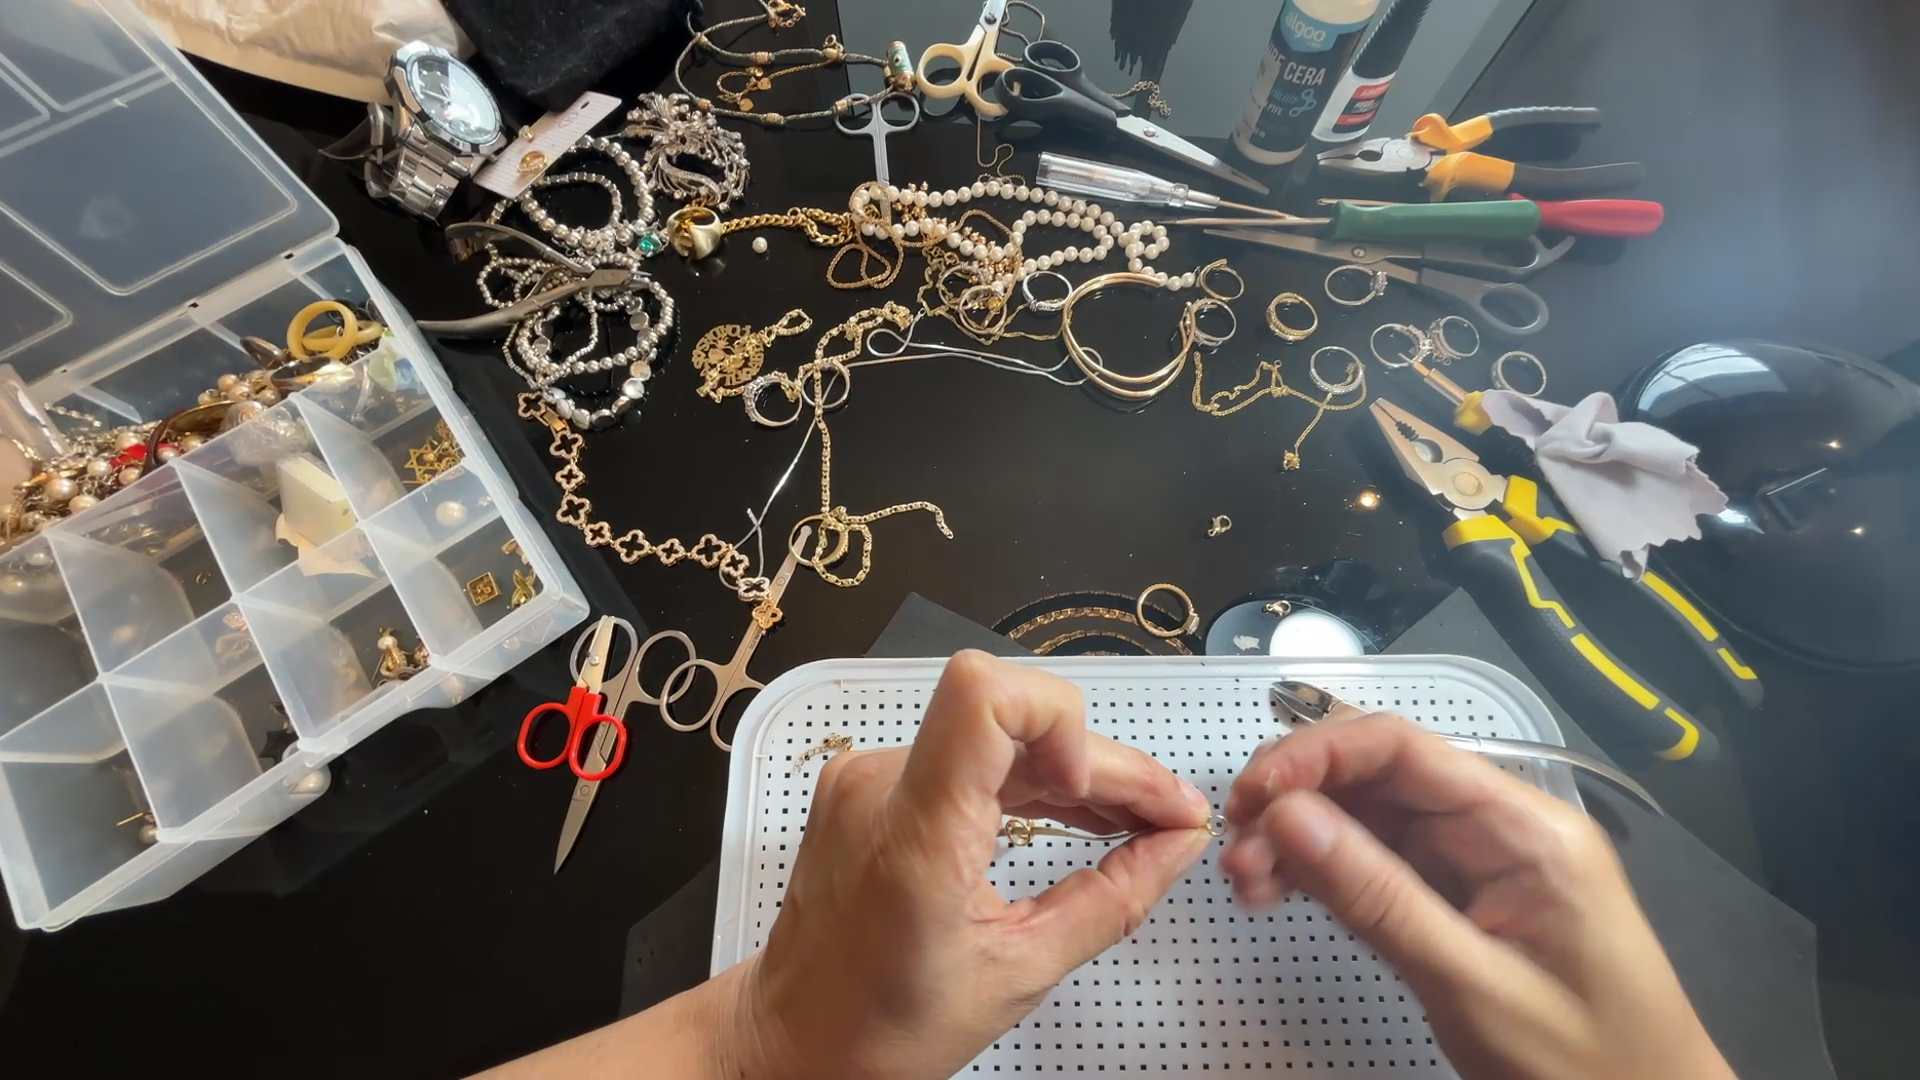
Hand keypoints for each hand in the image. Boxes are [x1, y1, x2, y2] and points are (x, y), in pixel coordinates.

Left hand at [731, 650, 1215, 1079]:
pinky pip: (973, 756)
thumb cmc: (881, 1023)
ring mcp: (877, 773)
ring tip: (1139, 816)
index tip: (1088, 784)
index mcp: (916, 832)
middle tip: (1169, 814)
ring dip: (1077, 767)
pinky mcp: (882, 780)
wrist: (792, 1034)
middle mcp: (885, 780)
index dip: (1057, 717)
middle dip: (1105, 761)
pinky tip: (1081, 810)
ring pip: (1003, 735)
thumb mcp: (1017, 973)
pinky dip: (1034, 779)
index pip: (982, 695)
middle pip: (1017, 719)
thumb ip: (1112, 900)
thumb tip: (1174, 845)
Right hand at [1221, 712, 1734, 1079]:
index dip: (1316, 753)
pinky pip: (1355, 853)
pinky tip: (1269, 890)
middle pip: (1366, 772)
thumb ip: (1376, 896)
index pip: (1400, 748)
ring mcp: (1457, 851)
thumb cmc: (1587, 1068)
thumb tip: (1283, 816)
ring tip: (1244, 877)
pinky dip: (1306, 867)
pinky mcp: (1434, 882)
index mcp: (1520, 825)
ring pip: (1349, 810)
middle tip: (1238, 839)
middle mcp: (1483, 820)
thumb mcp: (1474, 986)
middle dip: (1292, 796)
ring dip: (1288, 835)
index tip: (1254, 793)